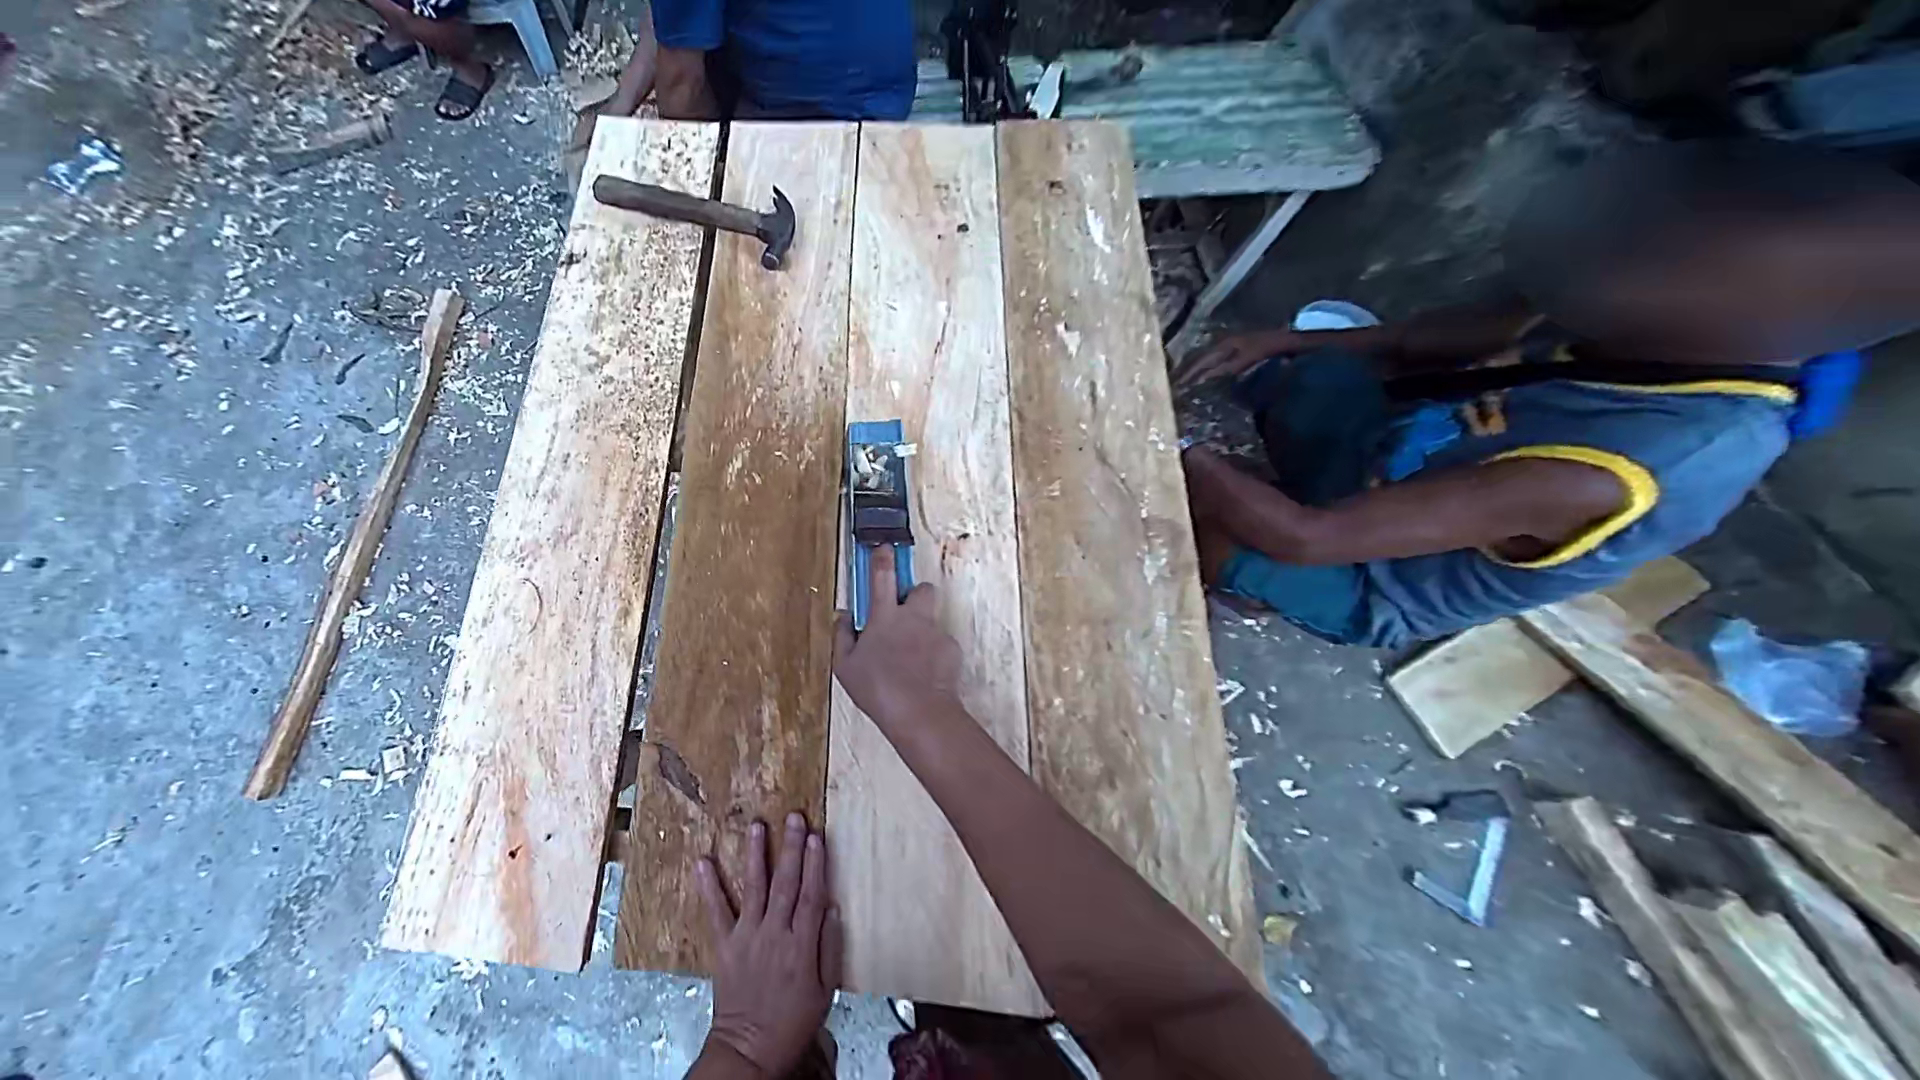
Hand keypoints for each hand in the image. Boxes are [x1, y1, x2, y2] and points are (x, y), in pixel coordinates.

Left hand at [695, 814, 841, 1078]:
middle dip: (791, 848)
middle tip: (794, 817)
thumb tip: (833, 906)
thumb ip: (830, 946)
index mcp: (801, 945)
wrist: (748, 1053)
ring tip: (756, 826)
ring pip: (754, 888)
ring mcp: (747, 938)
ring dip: (756, 855)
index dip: (815, 863)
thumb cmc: (793, 1022)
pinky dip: (709, 887)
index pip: (811, 894)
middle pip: (786, 883)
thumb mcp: (825, 990)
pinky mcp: (724, 947)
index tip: (817, 836)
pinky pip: (716, 912)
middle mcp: (774, 934)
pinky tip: (703, 862)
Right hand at [833, 545, 962, 723]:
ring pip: (932, 619)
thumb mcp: (845, 666)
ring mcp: (935, 631)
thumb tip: (843, 615)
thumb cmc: (877, 688)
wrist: (919, 710)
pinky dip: (933, 654)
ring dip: (922, 629)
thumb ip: (842, 635)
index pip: (883, 576)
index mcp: (885, 617)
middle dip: (915, 595)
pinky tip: (923, 674)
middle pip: (922, 588)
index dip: (883, 558)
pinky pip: (941, 644)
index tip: (884, 548)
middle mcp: (913, 617)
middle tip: (903, 615)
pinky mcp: (952, 648)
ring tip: (911, 657)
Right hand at [1177, 329, 1304, 389]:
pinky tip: (1202, 375)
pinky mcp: (1233, 348)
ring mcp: (1227, 344)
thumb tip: (1201, 379)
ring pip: (1204, 358)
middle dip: (1186, 372)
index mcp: (1221, 345)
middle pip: (1199, 359)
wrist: (1284, 338)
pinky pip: (1213, 359)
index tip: (1176, 386)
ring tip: (1183, 381)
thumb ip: (1222, 369)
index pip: (1199, 362)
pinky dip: (1204, 368)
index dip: (1187, 374)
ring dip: (1194, 370)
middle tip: (1174, 385)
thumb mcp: (1243, 361)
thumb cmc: (1264, 349)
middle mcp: (1220, 342)